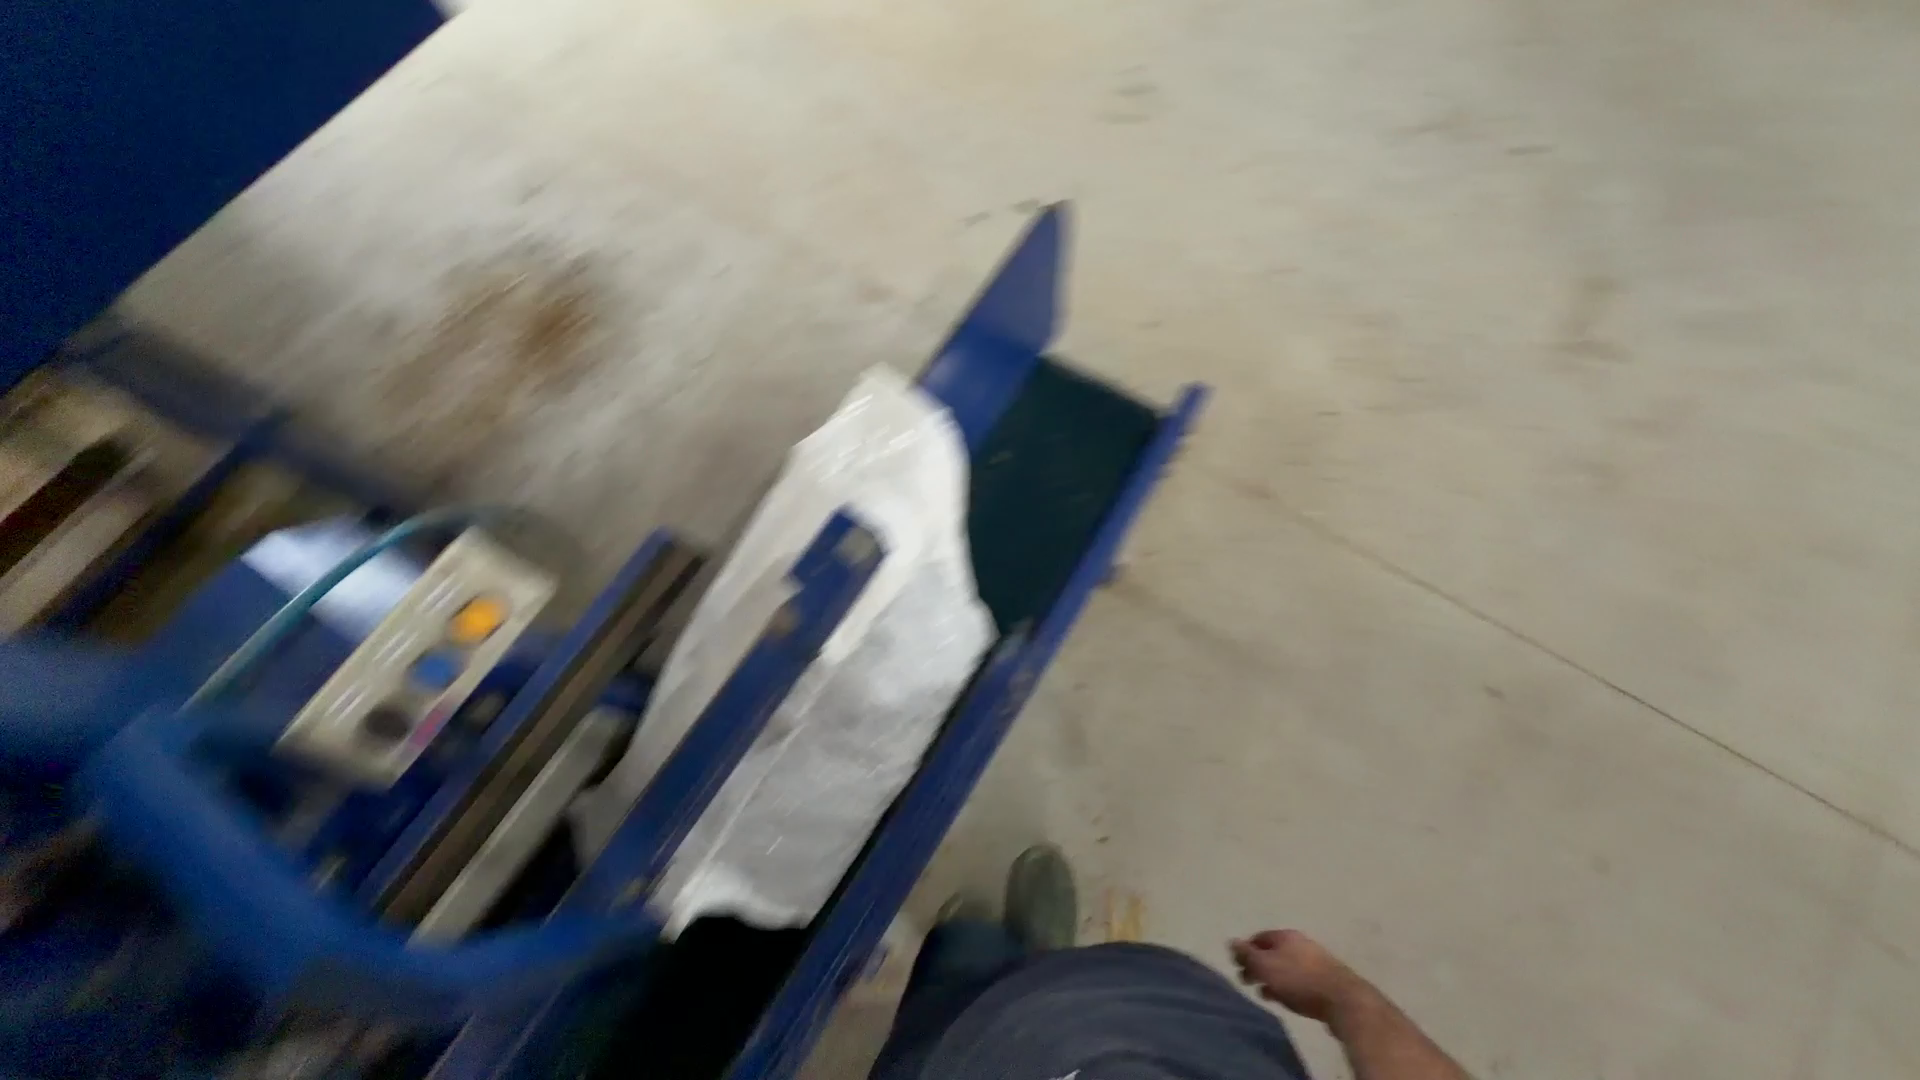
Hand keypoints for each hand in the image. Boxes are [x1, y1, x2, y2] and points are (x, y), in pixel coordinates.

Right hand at [1229, 929, 1369, 1022]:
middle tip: (1248, 982)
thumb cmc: (1299, 980)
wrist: (1344, 1001)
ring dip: (1273, 979)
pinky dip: (1289, 988)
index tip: (1238, 966)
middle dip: (1259, 966)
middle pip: (1273, 953)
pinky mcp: (1327, 980)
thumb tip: (1230, 941)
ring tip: (1265, 995)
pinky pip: (1301, 981)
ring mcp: (1317, 961)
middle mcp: (1301, 943)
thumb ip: (1246, 954)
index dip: (1246, 950)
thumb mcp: (1266, 966)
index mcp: (1286, 935)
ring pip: (1287, 968)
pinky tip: (1285, 1000)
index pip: (1259, 937)